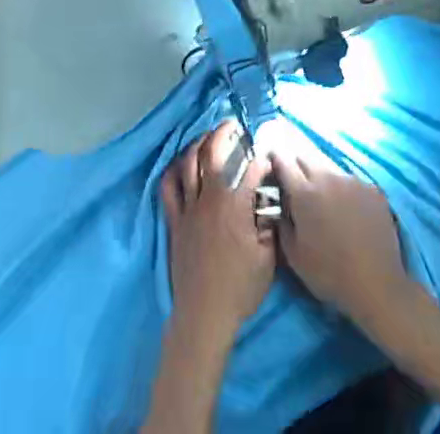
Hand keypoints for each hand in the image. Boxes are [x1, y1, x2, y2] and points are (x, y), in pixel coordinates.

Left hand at [161, 121, 275, 339]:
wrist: (204, 315)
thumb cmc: (241, 288)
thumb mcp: (269, 256)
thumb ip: (271, 223)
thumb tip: (271, 202)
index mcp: (235, 206)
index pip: (248, 167)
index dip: (260, 157)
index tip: (268, 154)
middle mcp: (209, 199)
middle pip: (212, 153)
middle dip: (224, 133)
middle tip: (233, 126)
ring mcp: (188, 209)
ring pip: (188, 164)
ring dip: (198, 145)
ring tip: (208, 137)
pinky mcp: (174, 222)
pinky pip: (168, 189)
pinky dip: (173, 171)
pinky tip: (180, 164)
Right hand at [268, 144, 408, 324]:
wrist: (376, 283)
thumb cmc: (328, 273)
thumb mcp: (293, 254)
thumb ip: (281, 222)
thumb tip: (278, 204)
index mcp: (304, 193)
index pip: (283, 161)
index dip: (275, 159)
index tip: (271, 159)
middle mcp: (328, 178)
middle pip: (306, 159)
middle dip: (297, 167)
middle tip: (297, 186)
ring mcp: (353, 181)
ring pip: (330, 170)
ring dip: (322, 180)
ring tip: (325, 202)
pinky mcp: (373, 189)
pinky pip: (351, 182)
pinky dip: (344, 191)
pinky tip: (349, 212)